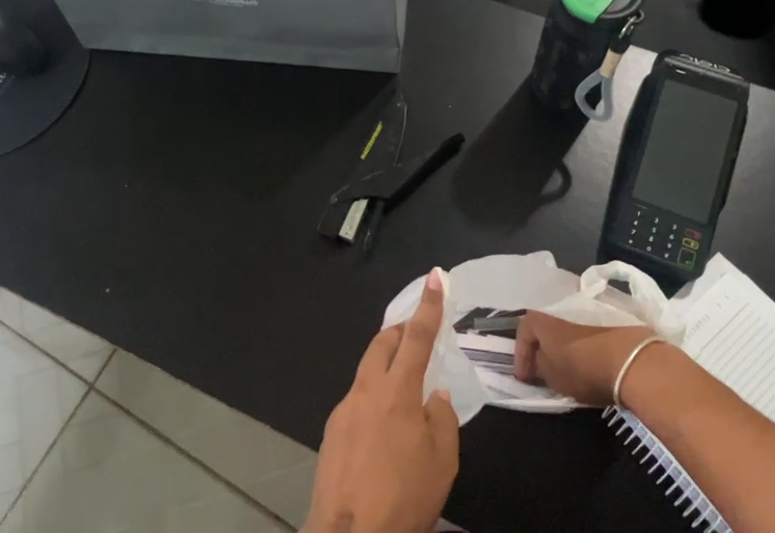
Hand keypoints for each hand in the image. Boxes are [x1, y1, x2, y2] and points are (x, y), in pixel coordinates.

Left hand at [306, 269, 459, 532]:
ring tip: (406, 385)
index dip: (428, 307)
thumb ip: (442, 418)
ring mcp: (344, 411)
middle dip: (400, 331)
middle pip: (381, 345)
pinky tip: (385, 427)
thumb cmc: (405, 496)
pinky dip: (374, 398)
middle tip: (417, 331)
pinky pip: (357, 401)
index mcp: (397, 392)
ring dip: (386, 366)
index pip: (417, 337)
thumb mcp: (443, 460)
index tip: (434, 278)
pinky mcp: (332, 434)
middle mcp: (366, 391)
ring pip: (366, 373)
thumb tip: (434, 396)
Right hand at [512, 313, 657, 405]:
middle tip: (543, 372)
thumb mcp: (553, 376)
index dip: (520, 356)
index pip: (523, 331)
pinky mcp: (610, 322)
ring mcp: (587, 313)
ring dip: (564, 349)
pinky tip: (588, 364)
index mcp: (543, 320)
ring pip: (567, 330)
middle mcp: (561, 309)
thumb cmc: (584, 368)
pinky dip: (584, 348)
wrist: (633, 360)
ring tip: (567, 371)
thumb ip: (540, 368)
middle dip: (542, 350)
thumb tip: (539, 363)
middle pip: (546, 329)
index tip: (524, 378)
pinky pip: (587, 334)